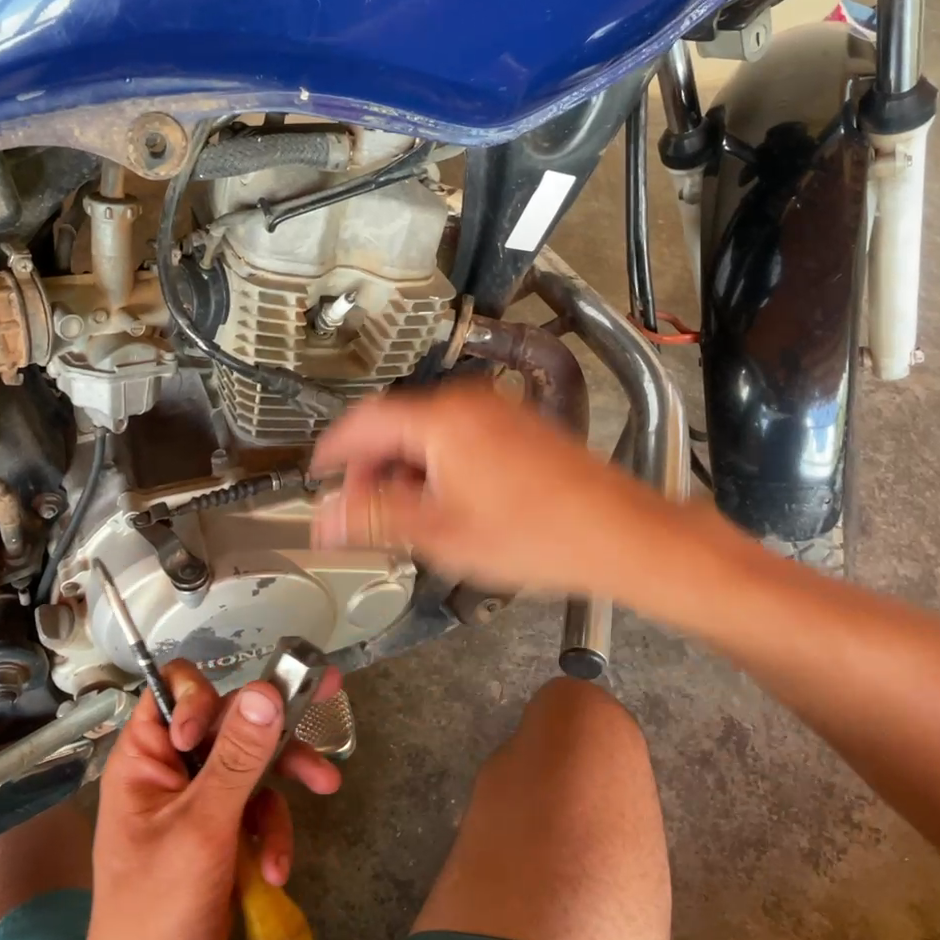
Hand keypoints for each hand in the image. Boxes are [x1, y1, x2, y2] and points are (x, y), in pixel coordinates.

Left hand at [82, 661, 340, 939]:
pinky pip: (256, 811)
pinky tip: (276, 869)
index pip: (174, 691)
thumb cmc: (159, 903)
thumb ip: (238, 758)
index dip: (209, 695)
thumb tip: (266, 689)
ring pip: (252, 766)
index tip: (241, 717)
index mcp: (146, 756)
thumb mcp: (202, 827)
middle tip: (328, 691)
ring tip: (327, 787)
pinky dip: (272, 834)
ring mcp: (197, 801)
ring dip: (284, 785)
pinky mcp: (221, 832)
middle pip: (228, 724)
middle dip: (274, 730)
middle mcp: (170, 769)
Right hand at [310, 383, 752, 615]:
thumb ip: (374, 520)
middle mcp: (470, 404)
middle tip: (360, 508)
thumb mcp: (441, 535)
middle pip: (395, 425)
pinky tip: (442, 503)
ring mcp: (497, 412)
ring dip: (404, 468)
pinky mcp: (518, 426)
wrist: (620, 534)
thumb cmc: (546, 534)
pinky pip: (458, 436)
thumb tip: (326, 519)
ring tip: (403, 514)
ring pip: (427, 432)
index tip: (319, 472)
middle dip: (371, 467)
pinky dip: (436, 464)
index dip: (334, 452)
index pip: (363, 423)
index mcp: (443, 421)